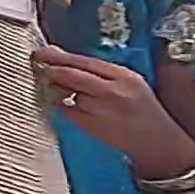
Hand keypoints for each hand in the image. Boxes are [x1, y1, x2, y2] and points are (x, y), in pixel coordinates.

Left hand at [34, 45, 194, 178]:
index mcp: (125, 76)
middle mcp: (113, 91)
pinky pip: (68, 110)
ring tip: (68, 91)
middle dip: (52, 69)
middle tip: (37, 63)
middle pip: (73, 76)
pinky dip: (65, 106)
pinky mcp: (90, 125)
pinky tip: (74, 108)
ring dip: (60, 90)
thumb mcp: (127, 82)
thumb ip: (96, 70)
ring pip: (70, 93)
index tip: (43, 52)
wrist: (157, 141)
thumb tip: (58, 54)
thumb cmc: (139, 107)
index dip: (61, 56)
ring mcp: (101, 110)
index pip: (86, 62)